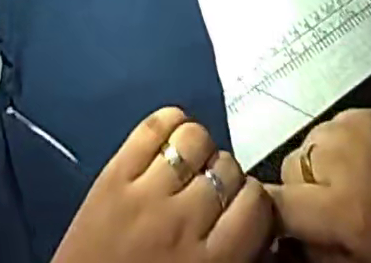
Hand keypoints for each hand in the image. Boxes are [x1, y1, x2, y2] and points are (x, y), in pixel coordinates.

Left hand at [53, 106, 275, 262]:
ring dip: (199, 147)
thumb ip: (234, 253)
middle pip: (226, 166)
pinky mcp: (115, 174)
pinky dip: (169, 121)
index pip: (255, 201)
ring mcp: (146, 192)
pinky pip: (154, 125)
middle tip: (210, 188)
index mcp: (211, 262)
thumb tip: (255, 219)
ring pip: (195, 138)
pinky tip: (169, 138)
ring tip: (189, 163)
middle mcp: (183, 222)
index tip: (239, 205)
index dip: (251, 198)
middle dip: (224, 173)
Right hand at [271, 109, 370, 262]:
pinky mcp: (368, 112)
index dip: (273, 216)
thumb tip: (284, 235)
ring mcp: (357, 127)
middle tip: (326, 210)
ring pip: (308, 142)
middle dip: (300, 188)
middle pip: (290, 165)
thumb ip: (316, 249)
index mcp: (345, 207)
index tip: (278, 225)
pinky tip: (359, 164)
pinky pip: (331, 126)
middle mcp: (345, 157)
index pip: (279, 202)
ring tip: (345, 184)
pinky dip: (337, 145)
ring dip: (316, 163)